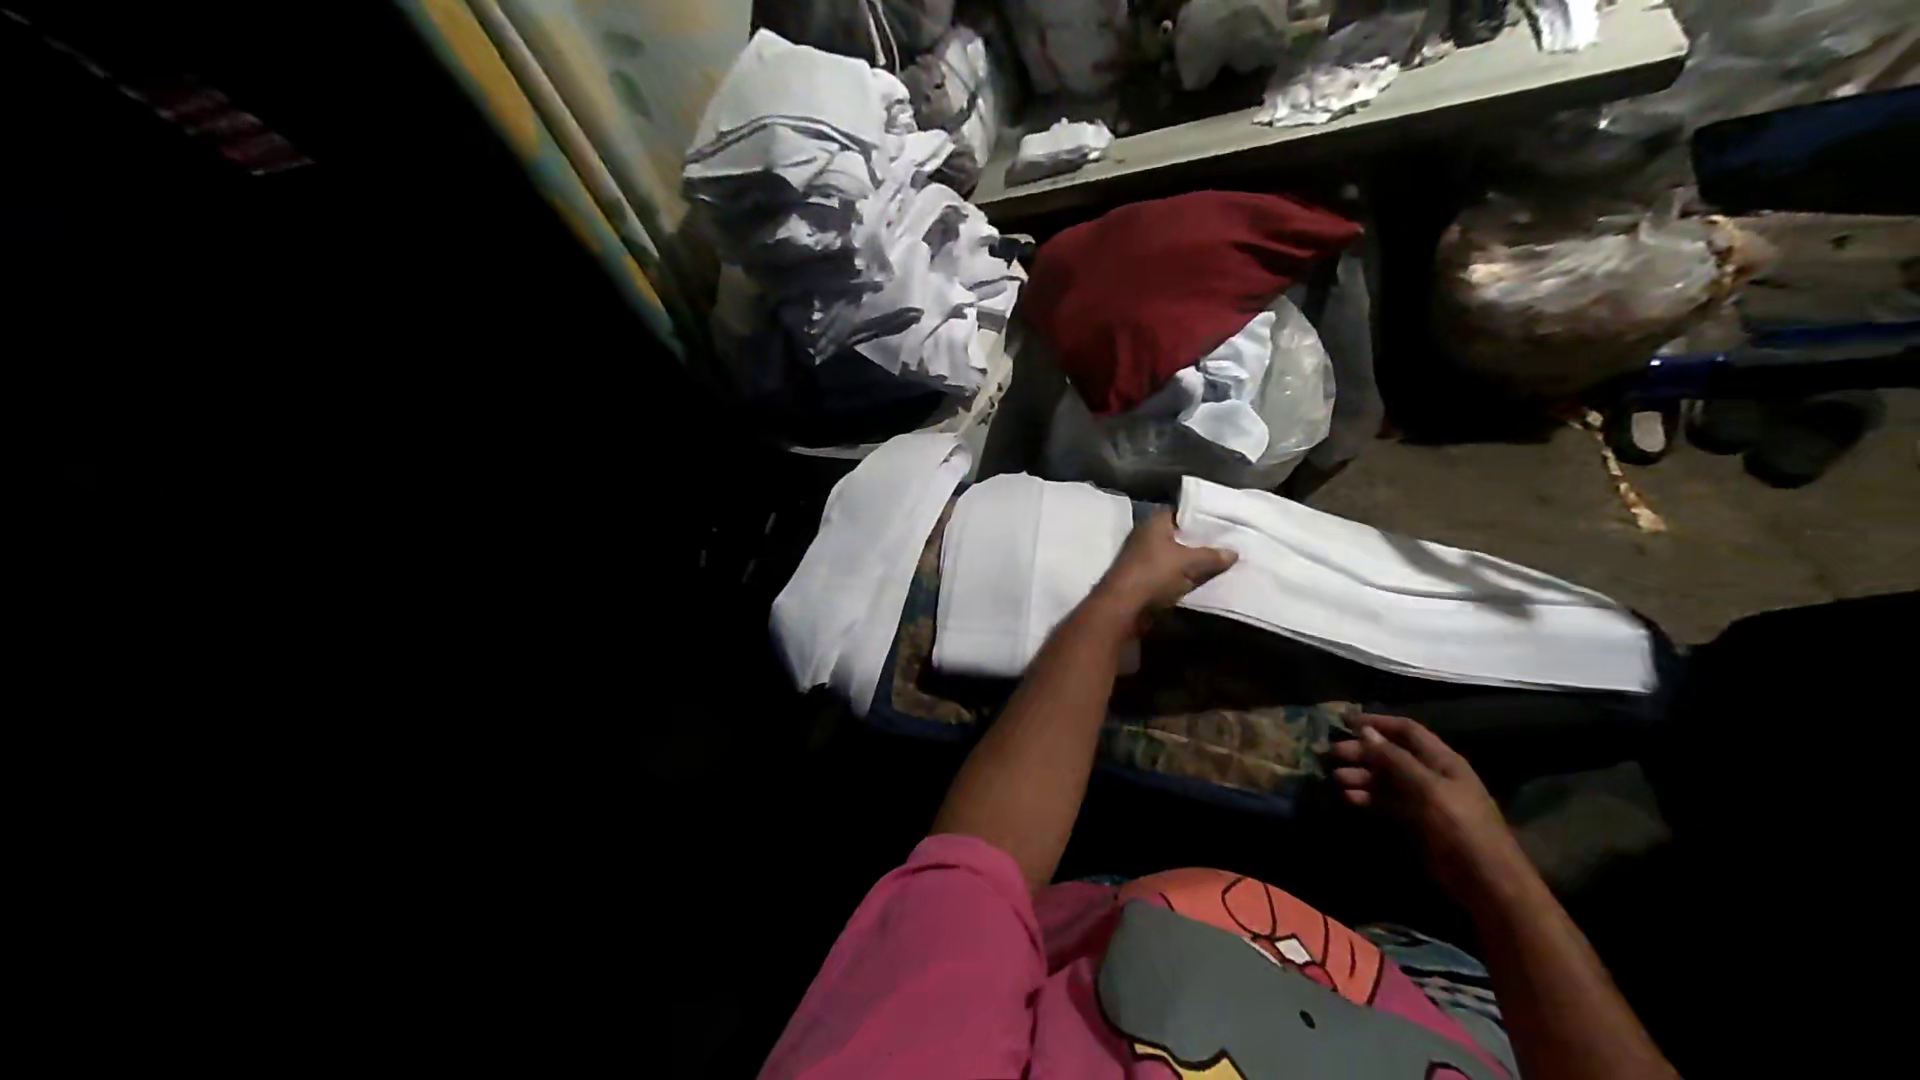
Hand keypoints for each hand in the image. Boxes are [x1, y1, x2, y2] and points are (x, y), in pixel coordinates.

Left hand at [1090, 510, 1237, 621]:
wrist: (1123, 608)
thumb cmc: (1154, 574)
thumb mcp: (1188, 562)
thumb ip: (1212, 556)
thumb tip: (1233, 552)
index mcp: (1154, 523)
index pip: (1182, 512)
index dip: (1202, 517)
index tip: (1225, 523)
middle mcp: (1147, 536)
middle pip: (1180, 535)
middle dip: (1201, 541)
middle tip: (1230, 543)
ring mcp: (1144, 558)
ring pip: (1176, 556)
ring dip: (1193, 561)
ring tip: (1223, 562)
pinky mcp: (1145, 579)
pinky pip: (1170, 574)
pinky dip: (1184, 577)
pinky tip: (1205, 580)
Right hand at [1331, 714, 1526, 903]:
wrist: (1485, 881)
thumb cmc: (1460, 826)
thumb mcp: (1427, 788)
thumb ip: (1395, 759)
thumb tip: (1365, 731)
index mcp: (1442, 760)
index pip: (1406, 730)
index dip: (1377, 722)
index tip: (1344, 721)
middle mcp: (1430, 774)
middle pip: (1390, 754)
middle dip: (1362, 752)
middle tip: (1333, 755)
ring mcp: (1422, 799)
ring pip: (1384, 778)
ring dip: (1360, 776)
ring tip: (1338, 780)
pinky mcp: (1414, 821)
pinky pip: (1385, 801)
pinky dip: (1367, 797)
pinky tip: (1350, 799)